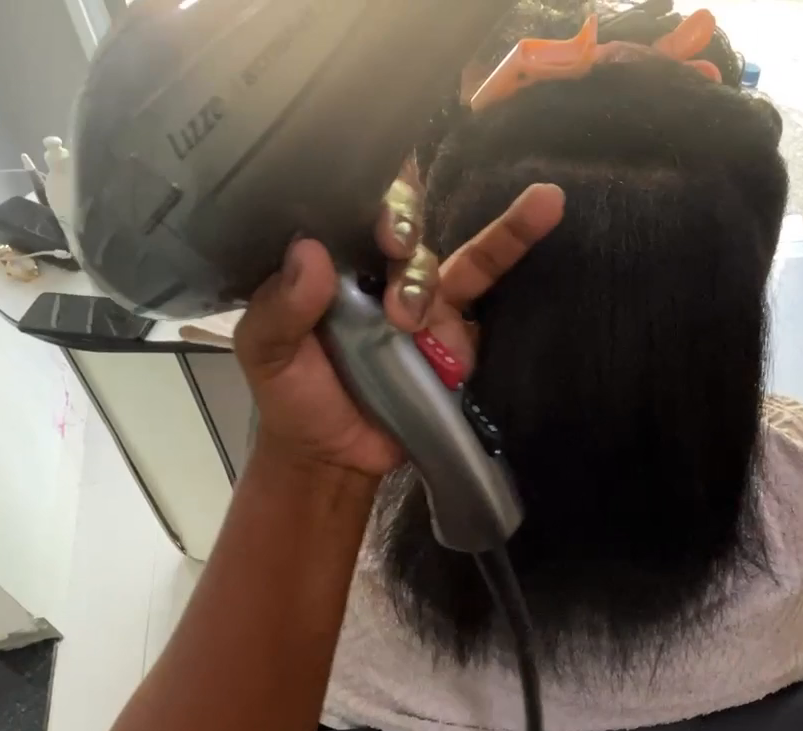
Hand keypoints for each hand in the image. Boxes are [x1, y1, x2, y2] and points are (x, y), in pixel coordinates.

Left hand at [231, 180, 564, 478]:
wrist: (338, 456)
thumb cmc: (295, 399)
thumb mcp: (266, 355)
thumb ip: (279, 308)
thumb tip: (309, 252)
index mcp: (334, 265)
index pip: (358, 207)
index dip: (376, 202)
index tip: (381, 229)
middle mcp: (382, 274)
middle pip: (410, 230)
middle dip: (406, 238)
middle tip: (394, 266)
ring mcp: (427, 306)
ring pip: (453, 265)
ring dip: (432, 285)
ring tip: (409, 328)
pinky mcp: (456, 340)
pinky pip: (484, 309)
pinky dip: (513, 264)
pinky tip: (535, 226)